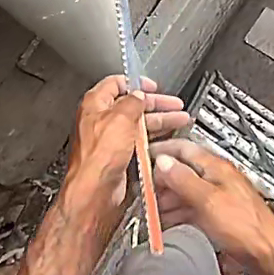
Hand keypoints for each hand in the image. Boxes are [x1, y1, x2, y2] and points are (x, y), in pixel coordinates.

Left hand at [63, 75, 188, 213]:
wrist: (94, 191)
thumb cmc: (97, 158)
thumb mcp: (120, 119)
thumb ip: (132, 102)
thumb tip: (138, 95)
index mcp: (95, 106)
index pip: (115, 84)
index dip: (135, 83)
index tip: (151, 86)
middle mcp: (100, 122)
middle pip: (131, 105)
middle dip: (155, 104)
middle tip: (173, 104)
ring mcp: (109, 141)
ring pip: (137, 125)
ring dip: (159, 121)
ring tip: (178, 119)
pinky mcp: (117, 157)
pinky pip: (138, 144)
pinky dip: (152, 140)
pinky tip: (165, 140)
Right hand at [151, 139, 273, 267]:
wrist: (268, 257)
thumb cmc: (246, 228)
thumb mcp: (207, 200)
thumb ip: (183, 179)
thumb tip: (163, 161)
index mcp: (217, 168)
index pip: (184, 148)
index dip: (161, 150)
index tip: (143, 156)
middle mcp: (218, 179)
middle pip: (183, 170)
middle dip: (161, 180)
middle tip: (144, 190)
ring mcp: (219, 197)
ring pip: (186, 191)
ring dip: (167, 199)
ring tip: (152, 210)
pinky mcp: (220, 216)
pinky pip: (192, 209)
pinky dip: (178, 213)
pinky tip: (168, 223)